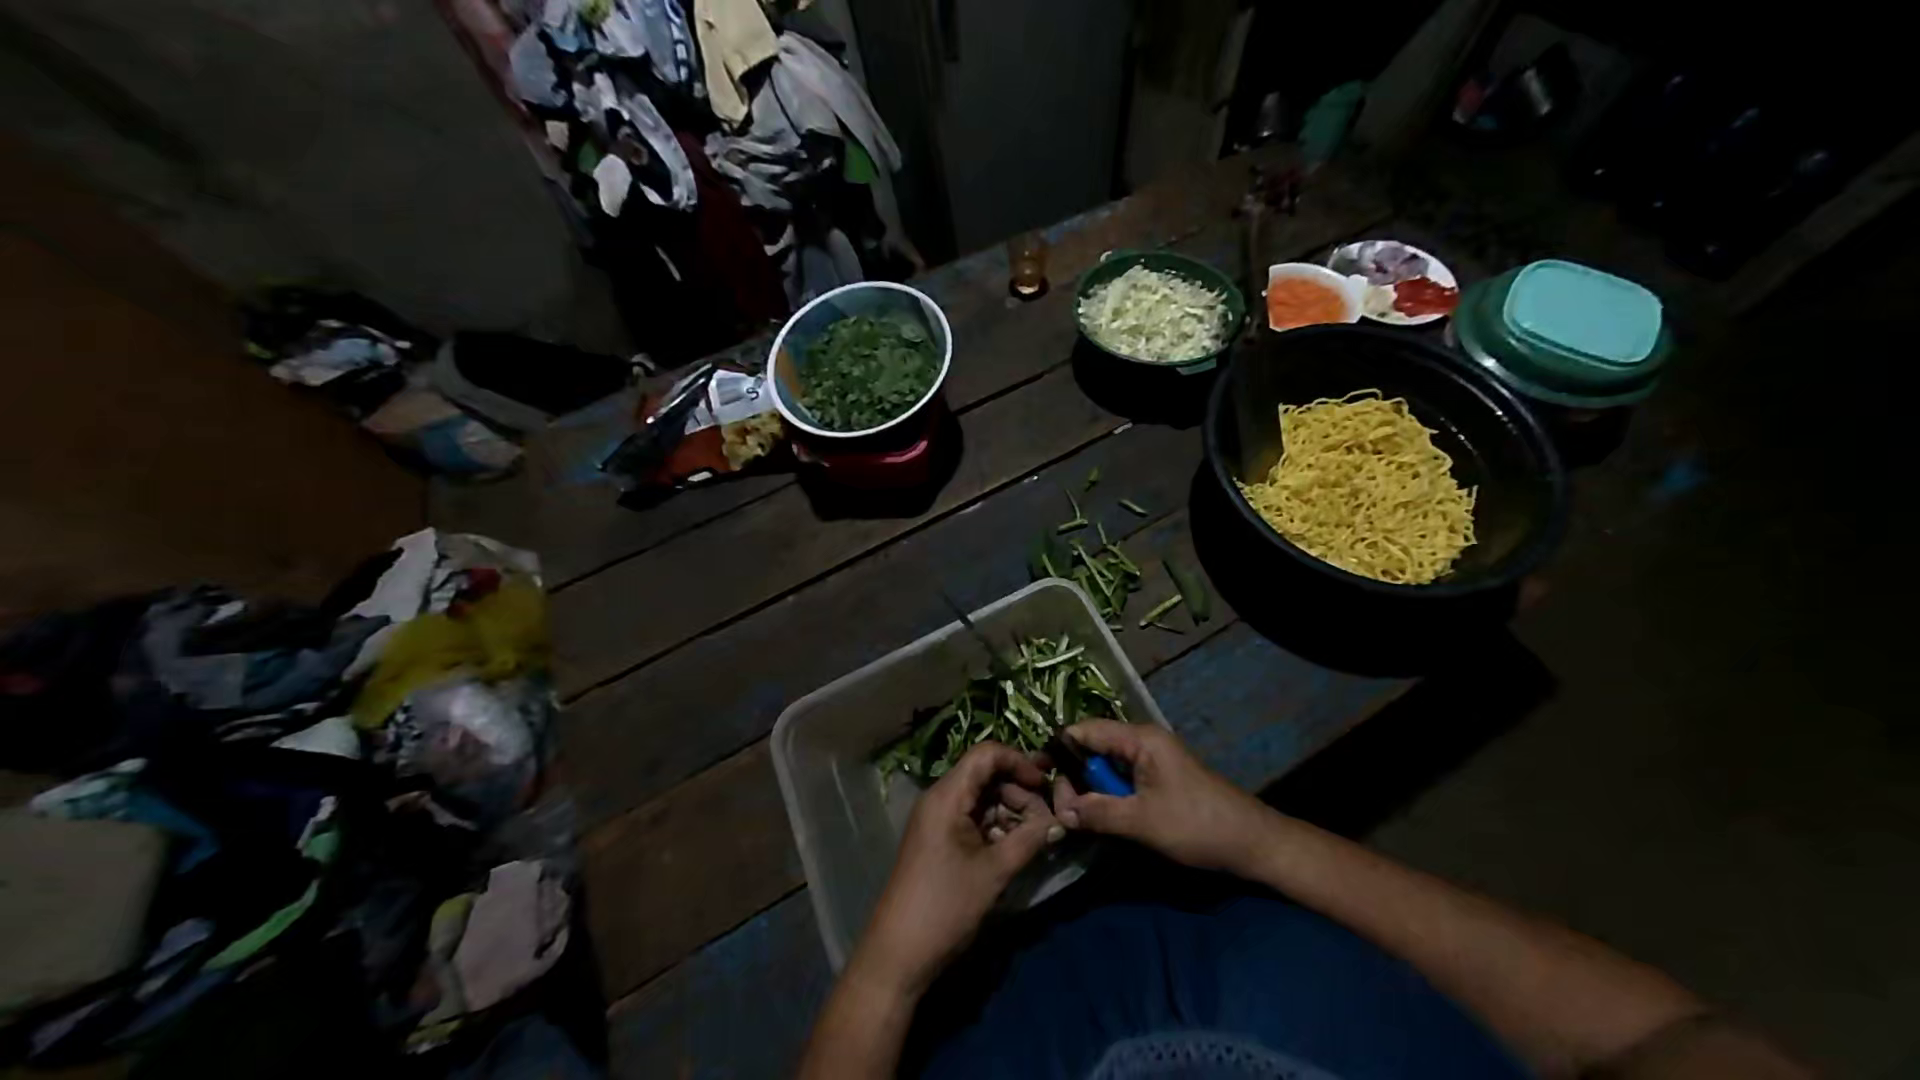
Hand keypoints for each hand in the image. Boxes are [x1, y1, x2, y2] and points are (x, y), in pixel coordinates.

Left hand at [851, 742, 1063, 996]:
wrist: (900, 952)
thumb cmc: (946, 905)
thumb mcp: (994, 871)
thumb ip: (1030, 840)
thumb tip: (1059, 821)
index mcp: (948, 795)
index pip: (987, 754)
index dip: (1019, 762)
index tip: (1046, 784)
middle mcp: (941, 798)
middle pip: (987, 776)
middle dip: (1020, 792)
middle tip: (1047, 821)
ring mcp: (939, 819)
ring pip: (983, 799)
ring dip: (1011, 812)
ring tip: (1036, 838)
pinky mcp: (941, 839)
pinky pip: (974, 819)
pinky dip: (997, 828)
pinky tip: (1015, 849)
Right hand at [1052, 719, 1276, 874]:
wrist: (1253, 844)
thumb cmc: (1197, 825)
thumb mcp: (1142, 822)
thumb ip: (1097, 812)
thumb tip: (1059, 809)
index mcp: (1140, 739)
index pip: (1086, 730)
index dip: (1059, 749)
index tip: (1036, 772)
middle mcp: (1144, 742)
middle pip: (1094, 748)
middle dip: (1074, 775)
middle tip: (1059, 805)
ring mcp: (1153, 761)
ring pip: (1107, 767)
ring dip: (1091, 788)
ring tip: (1073, 813)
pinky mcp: (1159, 780)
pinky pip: (1122, 780)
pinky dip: (1108, 795)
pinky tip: (1099, 817)